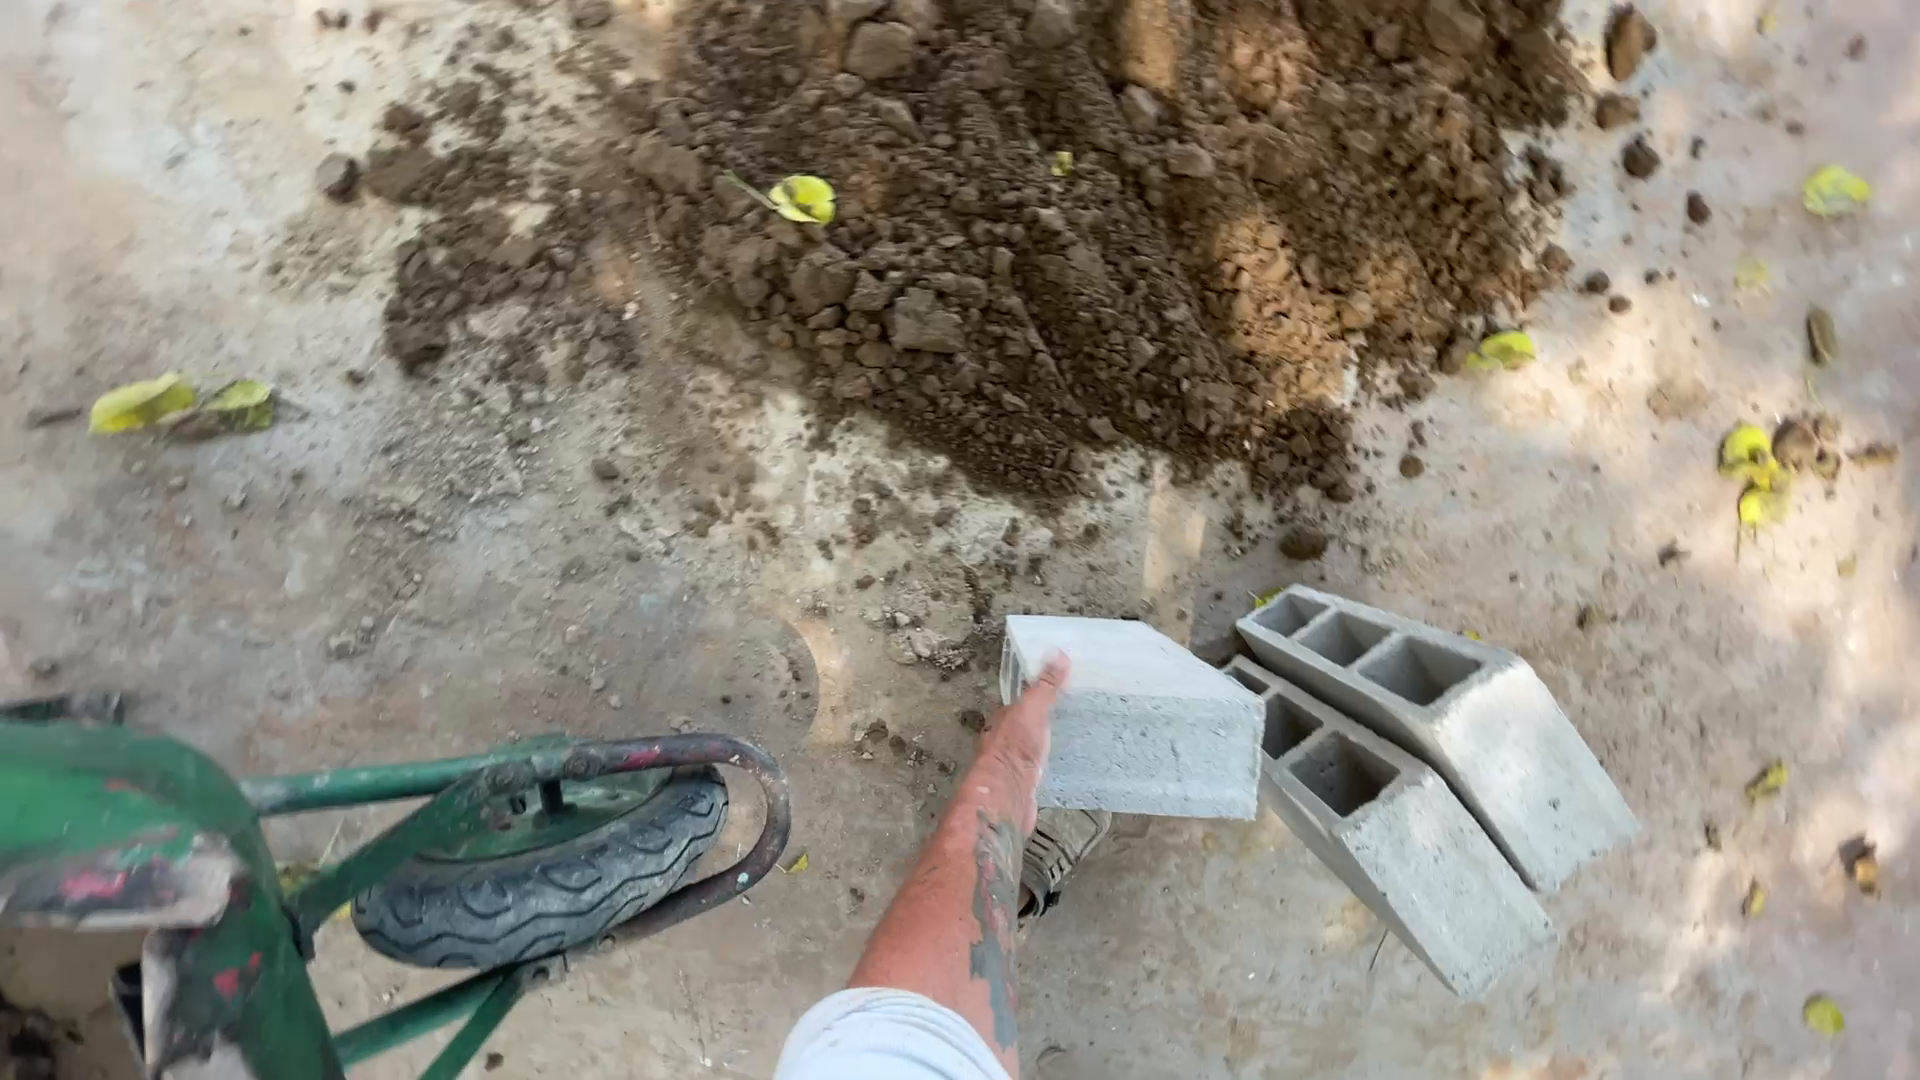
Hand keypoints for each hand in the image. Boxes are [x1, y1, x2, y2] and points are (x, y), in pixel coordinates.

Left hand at [977, 653, 1068, 831]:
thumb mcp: (1032, 709)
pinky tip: (1065, 762)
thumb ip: (1045, 685)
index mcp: (1004, 716)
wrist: (1007, 794)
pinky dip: (1051, 761)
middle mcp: (1005, 737)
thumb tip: (1058, 652)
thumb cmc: (1014, 747)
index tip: (1061, 685)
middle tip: (1072, 709)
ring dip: (1048, 739)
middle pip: (1027, 722)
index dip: (1039, 692)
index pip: (1022, 699)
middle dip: (1045, 717)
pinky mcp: (1025, 782)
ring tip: (1073, 734)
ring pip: (1032, 744)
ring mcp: (1014, 761)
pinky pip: (1041, 765)